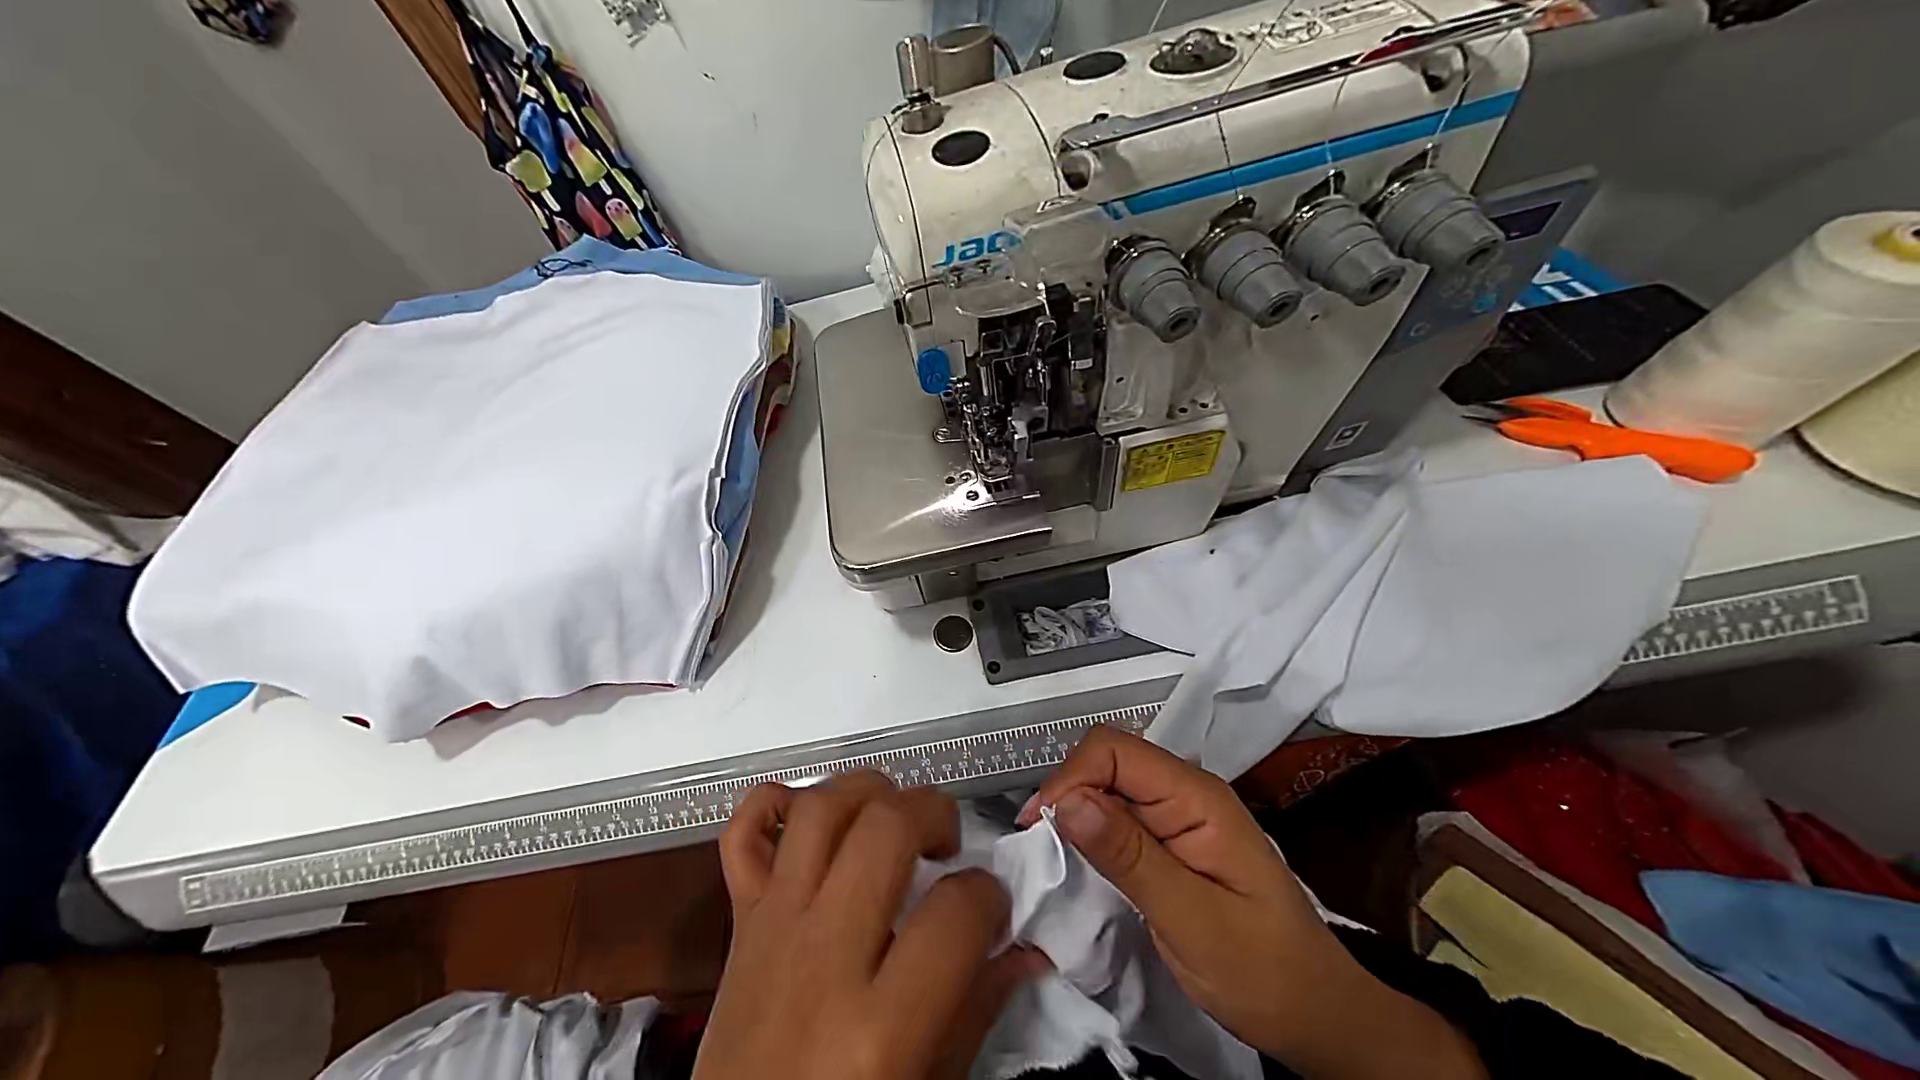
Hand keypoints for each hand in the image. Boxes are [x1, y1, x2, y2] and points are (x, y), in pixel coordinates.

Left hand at [695, 772, 1042, 1079]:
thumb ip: (976, 1010)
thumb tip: (1025, 947)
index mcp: (879, 1026)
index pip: (955, 913)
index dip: (991, 895)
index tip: (992, 905)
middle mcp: (823, 957)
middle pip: (885, 828)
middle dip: (933, 812)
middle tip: (947, 841)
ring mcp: (773, 929)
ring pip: (820, 810)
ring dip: (866, 792)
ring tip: (892, 817)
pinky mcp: (739, 922)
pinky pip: (742, 834)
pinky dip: (772, 803)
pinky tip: (808, 816)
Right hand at [1020, 727, 1484, 1079]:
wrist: (1317, 1014)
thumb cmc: (1262, 972)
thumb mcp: (1191, 920)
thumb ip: (1129, 856)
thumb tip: (1069, 800)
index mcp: (1196, 797)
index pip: (1114, 750)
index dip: (1070, 777)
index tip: (1041, 829)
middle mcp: (1186, 792)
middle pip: (1108, 760)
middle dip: (1068, 792)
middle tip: (1043, 847)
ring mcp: (1180, 814)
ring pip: (1110, 785)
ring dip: (1076, 811)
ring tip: (1054, 854)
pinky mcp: (1172, 838)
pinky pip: (1120, 815)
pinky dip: (1092, 831)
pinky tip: (1080, 860)